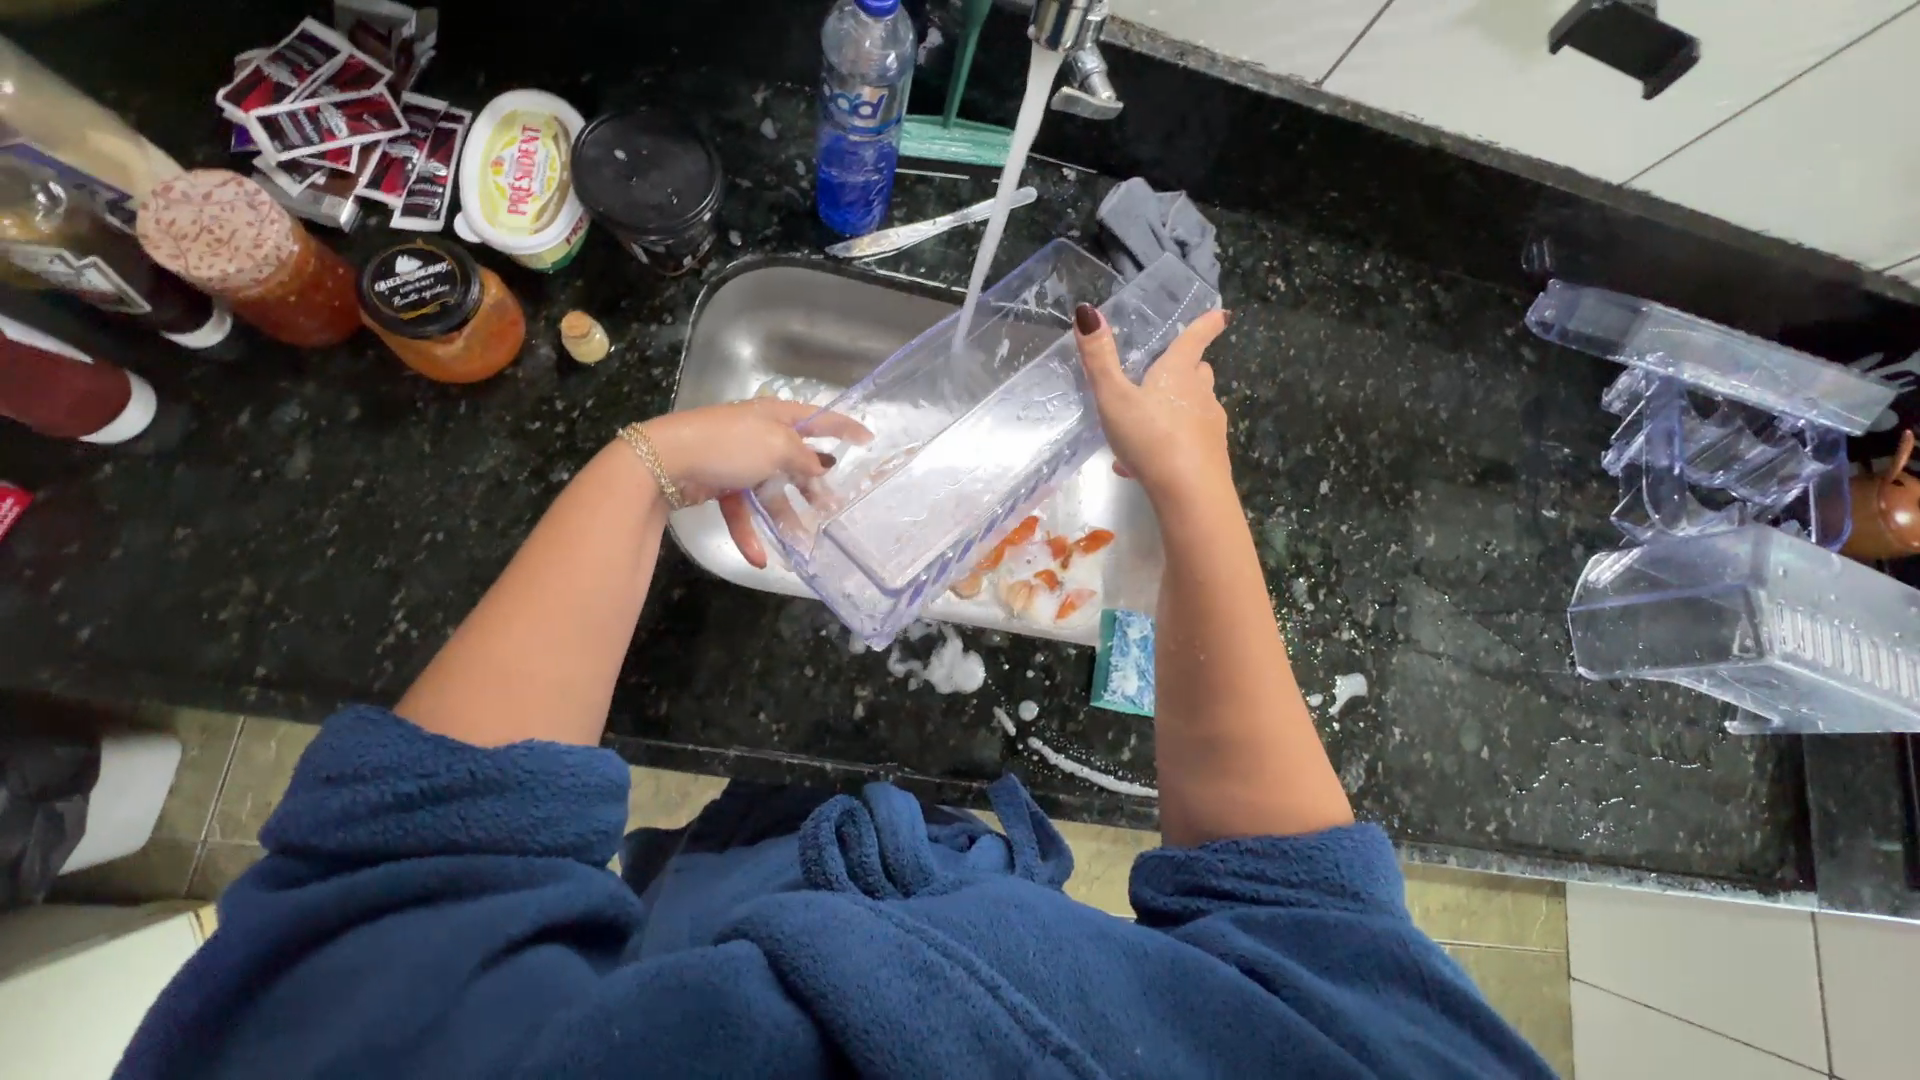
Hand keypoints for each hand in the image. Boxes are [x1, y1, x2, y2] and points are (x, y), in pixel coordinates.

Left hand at [637, 399, 869, 568]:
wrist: (665, 461)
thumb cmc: (728, 445)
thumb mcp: (777, 447)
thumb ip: (805, 457)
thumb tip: (822, 465)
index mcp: (775, 416)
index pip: (818, 417)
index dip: (844, 427)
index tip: (868, 439)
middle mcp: (759, 436)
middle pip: (796, 462)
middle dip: (814, 487)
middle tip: (833, 508)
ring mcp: (738, 461)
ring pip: (771, 492)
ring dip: (786, 518)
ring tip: (804, 543)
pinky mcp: (720, 484)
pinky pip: (742, 509)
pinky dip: (750, 532)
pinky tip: (759, 558)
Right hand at [1074, 303, 1232, 508]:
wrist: (1189, 491)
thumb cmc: (1150, 437)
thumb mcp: (1114, 398)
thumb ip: (1099, 359)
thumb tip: (1087, 311)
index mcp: (1178, 373)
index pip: (1194, 340)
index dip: (1206, 325)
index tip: (1221, 315)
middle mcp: (1200, 395)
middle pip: (1200, 373)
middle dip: (1190, 369)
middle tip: (1174, 370)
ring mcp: (1209, 427)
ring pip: (1197, 408)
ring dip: (1179, 409)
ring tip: (1149, 423)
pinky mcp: (1210, 457)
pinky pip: (1188, 443)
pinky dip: (1171, 444)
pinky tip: (1143, 465)